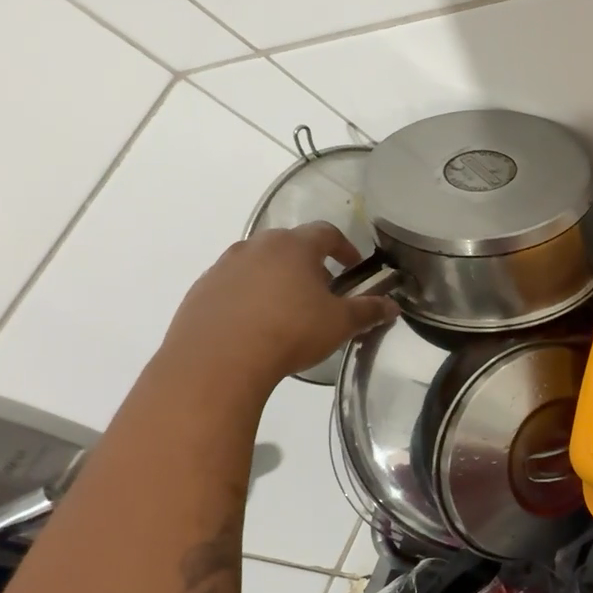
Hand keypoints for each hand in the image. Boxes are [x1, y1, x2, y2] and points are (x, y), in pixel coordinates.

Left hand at [162, 223, 396, 385]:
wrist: (218, 360)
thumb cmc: (290, 331)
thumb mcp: (342, 323)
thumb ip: (369, 311)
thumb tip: (391, 306)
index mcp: (294, 247)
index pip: (326, 232)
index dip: (345, 247)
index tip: (354, 266)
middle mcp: (255, 247)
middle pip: (289, 244)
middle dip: (310, 262)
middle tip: (324, 289)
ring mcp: (223, 267)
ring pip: (259, 262)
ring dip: (278, 277)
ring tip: (290, 307)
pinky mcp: (201, 290)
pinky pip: (234, 284)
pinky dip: (251, 294)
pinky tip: (259, 323)